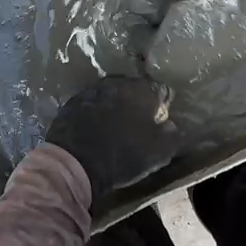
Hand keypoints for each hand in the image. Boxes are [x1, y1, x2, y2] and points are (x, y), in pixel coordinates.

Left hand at [45, 77, 178, 199]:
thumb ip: (171, 134)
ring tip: (115, 124)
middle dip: (138, 102)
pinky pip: (92, 103)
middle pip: (135, 89)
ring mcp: (93, 89)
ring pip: (112, 93)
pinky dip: (96, 111)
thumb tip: (170, 125)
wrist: (76, 162)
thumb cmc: (123, 156)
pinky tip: (95, 127)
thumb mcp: (159, 152)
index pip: (161, 90)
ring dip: (116, 105)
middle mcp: (119, 82)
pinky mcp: (73, 101)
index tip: (161, 119)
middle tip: (138, 122)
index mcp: (143, 91)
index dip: (163, 105)